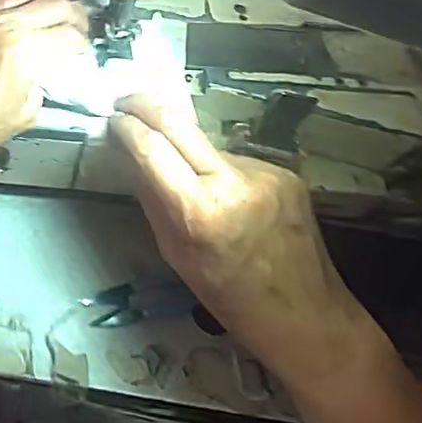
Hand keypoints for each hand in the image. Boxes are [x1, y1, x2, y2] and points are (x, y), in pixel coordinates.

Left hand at [0, 0, 89, 177]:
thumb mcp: (25, 114)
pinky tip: (16, 10)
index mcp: (25, 50)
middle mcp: (5, 23)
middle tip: (77, 31)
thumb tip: (50, 72)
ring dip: (46, 0)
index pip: (71, 35)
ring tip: (50, 16)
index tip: (83, 54)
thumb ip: (44, 86)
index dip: (83, 46)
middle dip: (74, 17)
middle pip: (56, 3)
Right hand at [109, 93, 388, 391]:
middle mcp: (232, 183)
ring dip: (184, 145)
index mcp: (199, 212)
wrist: (310, 319)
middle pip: (178, 124)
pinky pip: (232, 159)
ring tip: (180, 170)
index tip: (111, 119)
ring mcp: (263, 173)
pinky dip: (216, 167)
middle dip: (145, 106)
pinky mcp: (283, 172)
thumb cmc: (229, 297)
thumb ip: (149, 197)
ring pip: (206, 143)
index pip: (151, 148)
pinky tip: (223, 193)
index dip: (126, 127)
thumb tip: (125, 153)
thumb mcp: (173, 251)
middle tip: (125, 103)